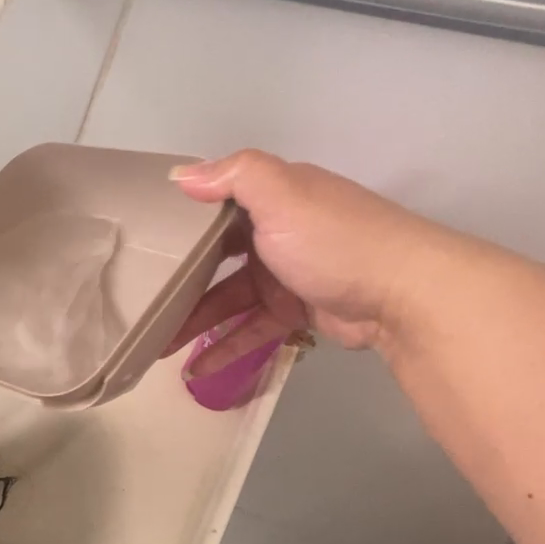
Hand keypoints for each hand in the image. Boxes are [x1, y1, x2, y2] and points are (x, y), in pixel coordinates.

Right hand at [165, 150, 455, 376]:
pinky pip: (248, 330)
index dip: (184, 221)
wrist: (404, 294)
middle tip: (140, 302)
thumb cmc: (336, 241)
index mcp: (279, 200)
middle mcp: (280, 233)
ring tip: (156, 346)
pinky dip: (223, 348)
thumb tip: (179, 174)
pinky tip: (193, 369)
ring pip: (226, 299)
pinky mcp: (294, 311)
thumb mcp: (284, 196)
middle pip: (217, 258)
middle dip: (179, 282)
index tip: (144, 240)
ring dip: (193, 323)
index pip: (221, 205)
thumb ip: (235, 177)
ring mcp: (287, 275)